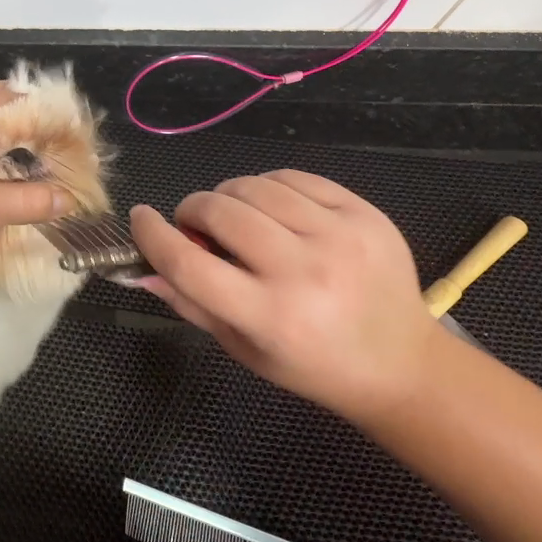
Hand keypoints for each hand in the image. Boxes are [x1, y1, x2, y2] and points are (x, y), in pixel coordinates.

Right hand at [128, 170, 441, 423]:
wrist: (403, 364)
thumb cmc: (310, 364)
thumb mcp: (241, 346)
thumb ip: (188, 301)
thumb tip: (138, 268)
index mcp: (270, 316)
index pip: (188, 262)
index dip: (152, 234)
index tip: (140, 218)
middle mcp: (305, 273)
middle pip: (218, 212)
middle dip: (193, 212)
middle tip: (198, 229)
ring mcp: (340, 238)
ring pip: (252, 186)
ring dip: (229, 197)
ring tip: (238, 221)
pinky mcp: (365, 216)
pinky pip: (292, 178)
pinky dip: (269, 188)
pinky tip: (274, 212)